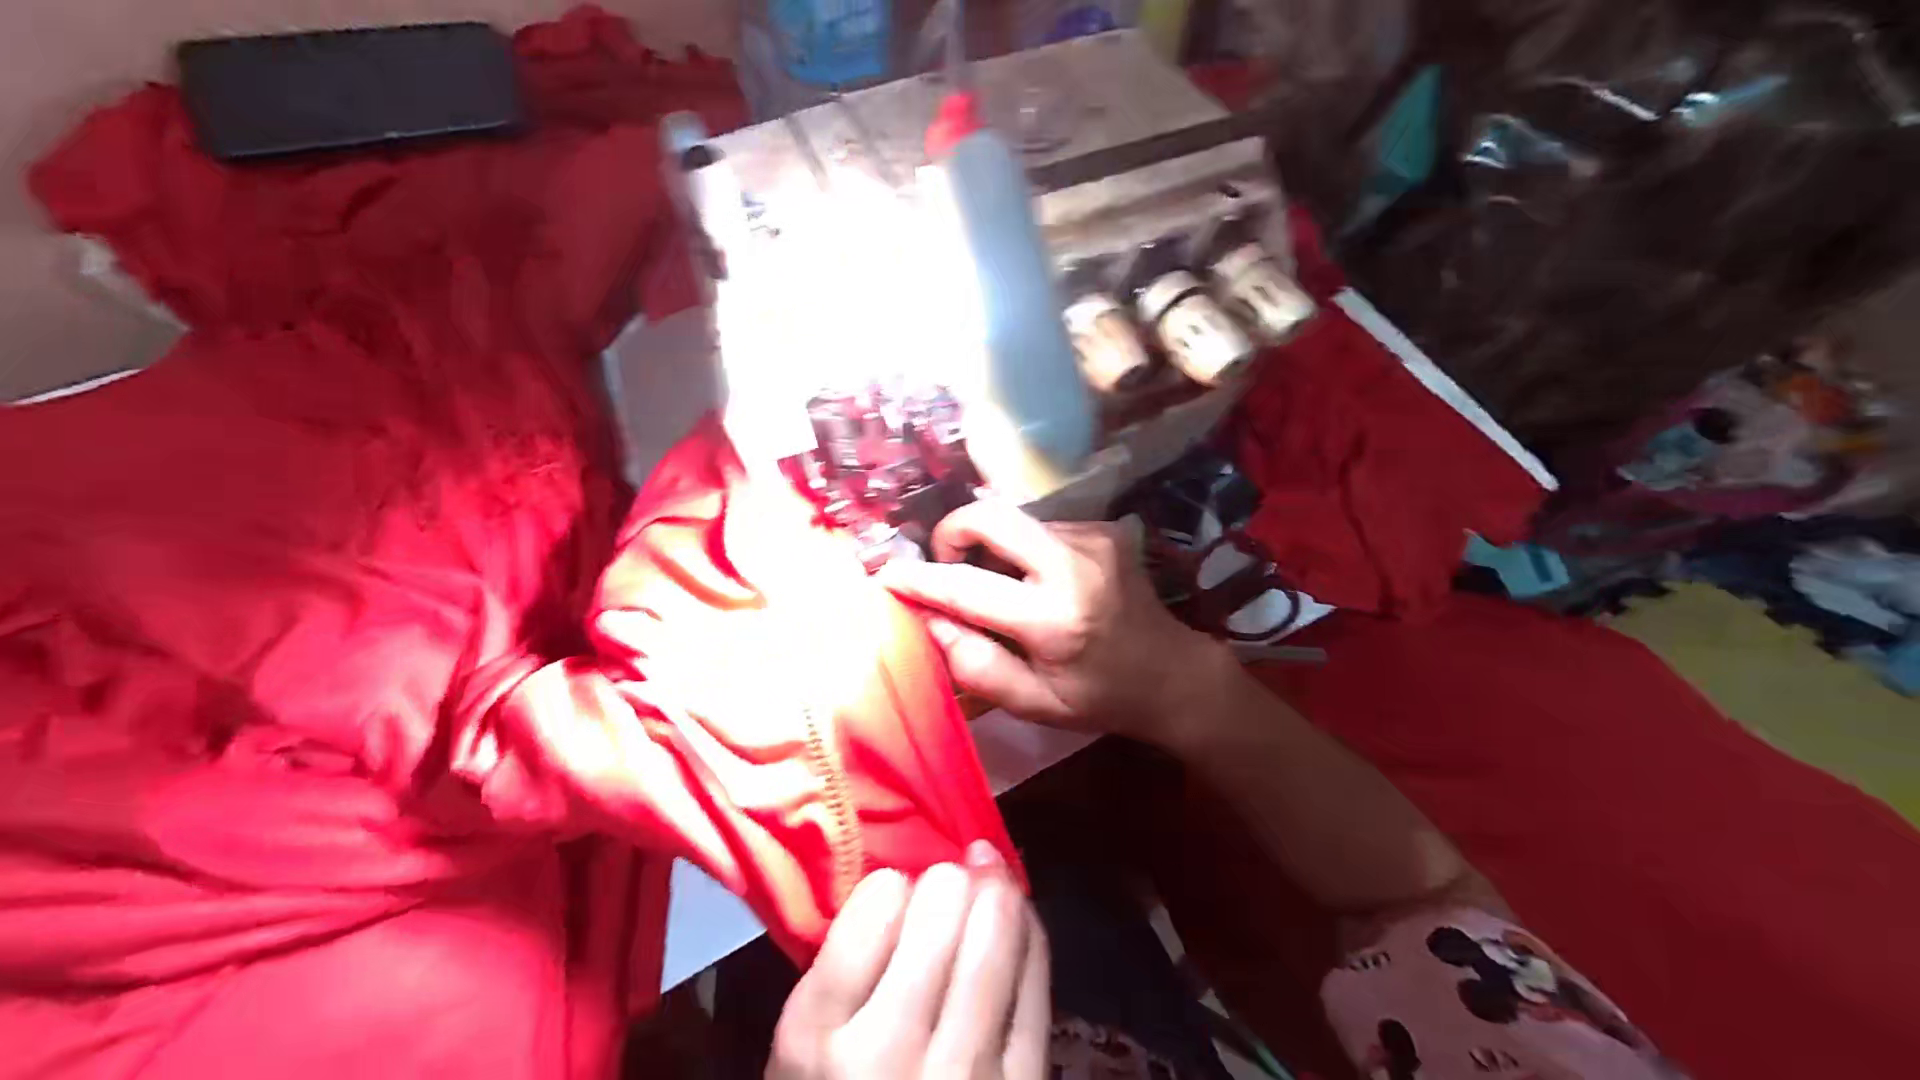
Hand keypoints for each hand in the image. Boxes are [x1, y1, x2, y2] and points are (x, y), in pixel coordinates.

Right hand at [769, 843, 1048, 1079]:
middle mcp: (889, 1055)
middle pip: (942, 914)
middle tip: (949, 877)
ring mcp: (963, 1077)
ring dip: (996, 889)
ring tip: (987, 872)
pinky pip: (1036, 983)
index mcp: (818, 1035)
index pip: (877, 908)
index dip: (894, 883)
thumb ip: (843, 957)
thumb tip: (908, 876)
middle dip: (950, 877)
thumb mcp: (806, 1036)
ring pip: (996, 939)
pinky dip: (1030, 932)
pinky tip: (1018, 914)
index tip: (897, 890)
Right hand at [876, 499, 1221, 742]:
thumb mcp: (1034, 702)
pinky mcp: (1103, 527)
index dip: (920, 578)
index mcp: (1054, 619)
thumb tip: (927, 618)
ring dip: (992, 548)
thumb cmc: (1100, 698)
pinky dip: (1023, 550)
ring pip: (1013, 521)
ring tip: (1006, 588)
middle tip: (947, 567)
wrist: (1173, 672)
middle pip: (989, 516)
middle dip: (952, 532)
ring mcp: (1092, 537)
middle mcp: (1074, 564)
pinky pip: (1040, 527)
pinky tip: (1041, 581)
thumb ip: (975, 663)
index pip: (968, 586)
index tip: (887, 574)